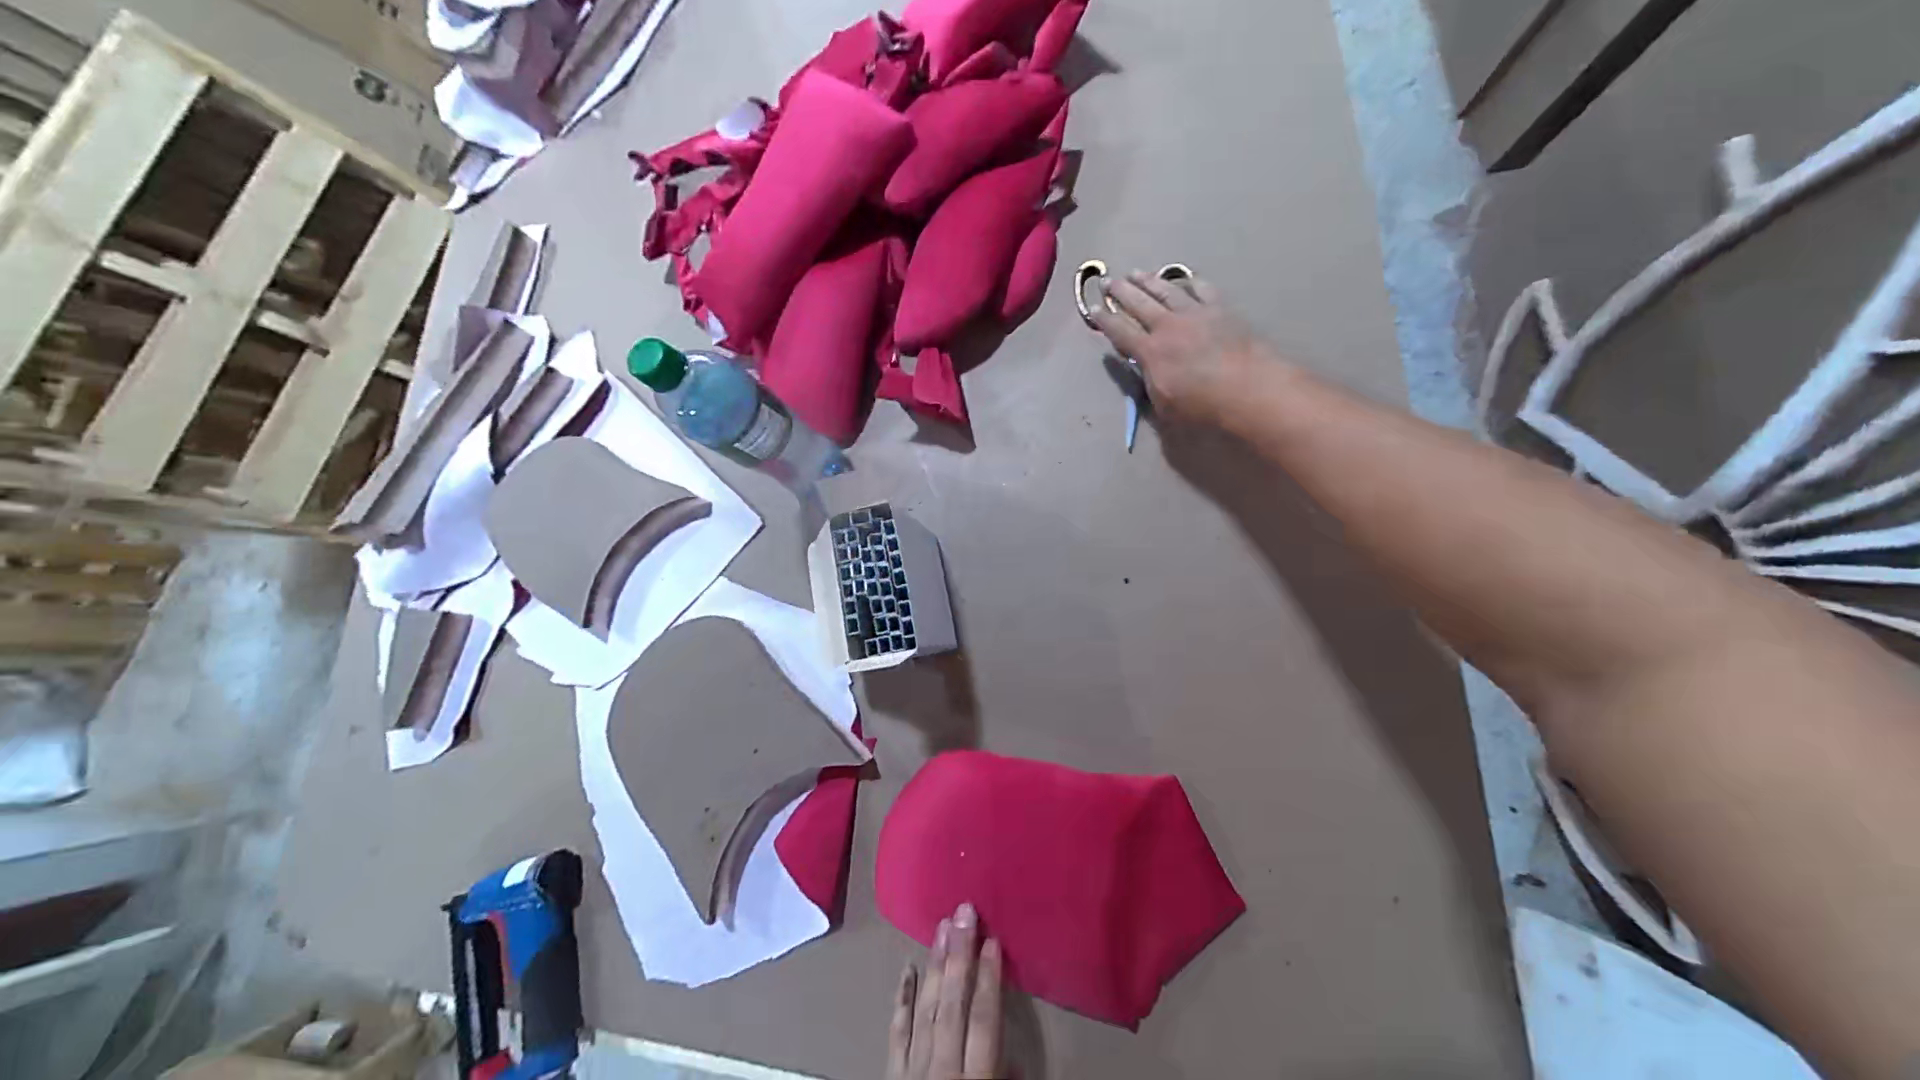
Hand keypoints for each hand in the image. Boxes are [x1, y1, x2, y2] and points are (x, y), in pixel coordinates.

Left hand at [887, 903, 1003, 1079]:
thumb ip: (1006, 1075)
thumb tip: (1015, 1050)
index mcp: (975, 1078)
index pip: (983, 1019)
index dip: (988, 978)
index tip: (992, 940)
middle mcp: (943, 1065)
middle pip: (952, 1003)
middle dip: (959, 954)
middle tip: (964, 912)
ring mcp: (912, 1068)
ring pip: (926, 1008)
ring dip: (935, 964)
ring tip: (943, 926)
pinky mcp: (892, 1072)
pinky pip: (897, 1029)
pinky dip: (903, 997)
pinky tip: (908, 967)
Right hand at [1090, 270, 1267, 424]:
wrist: (1250, 389)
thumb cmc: (1203, 408)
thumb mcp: (1164, 407)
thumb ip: (1150, 386)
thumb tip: (1144, 372)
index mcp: (1150, 352)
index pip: (1120, 331)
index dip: (1104, 320)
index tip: (1093, 309)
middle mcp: (1168, 326)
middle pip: (1139, 303)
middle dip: (1121, 291)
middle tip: (1108, 281)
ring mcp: (1195, 314)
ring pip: (1166, 291)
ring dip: (1148, 281)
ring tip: (1136, 273)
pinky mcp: (1221, 310)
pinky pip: (1201, 289)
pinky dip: (1188, 282)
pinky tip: (1182, 279)